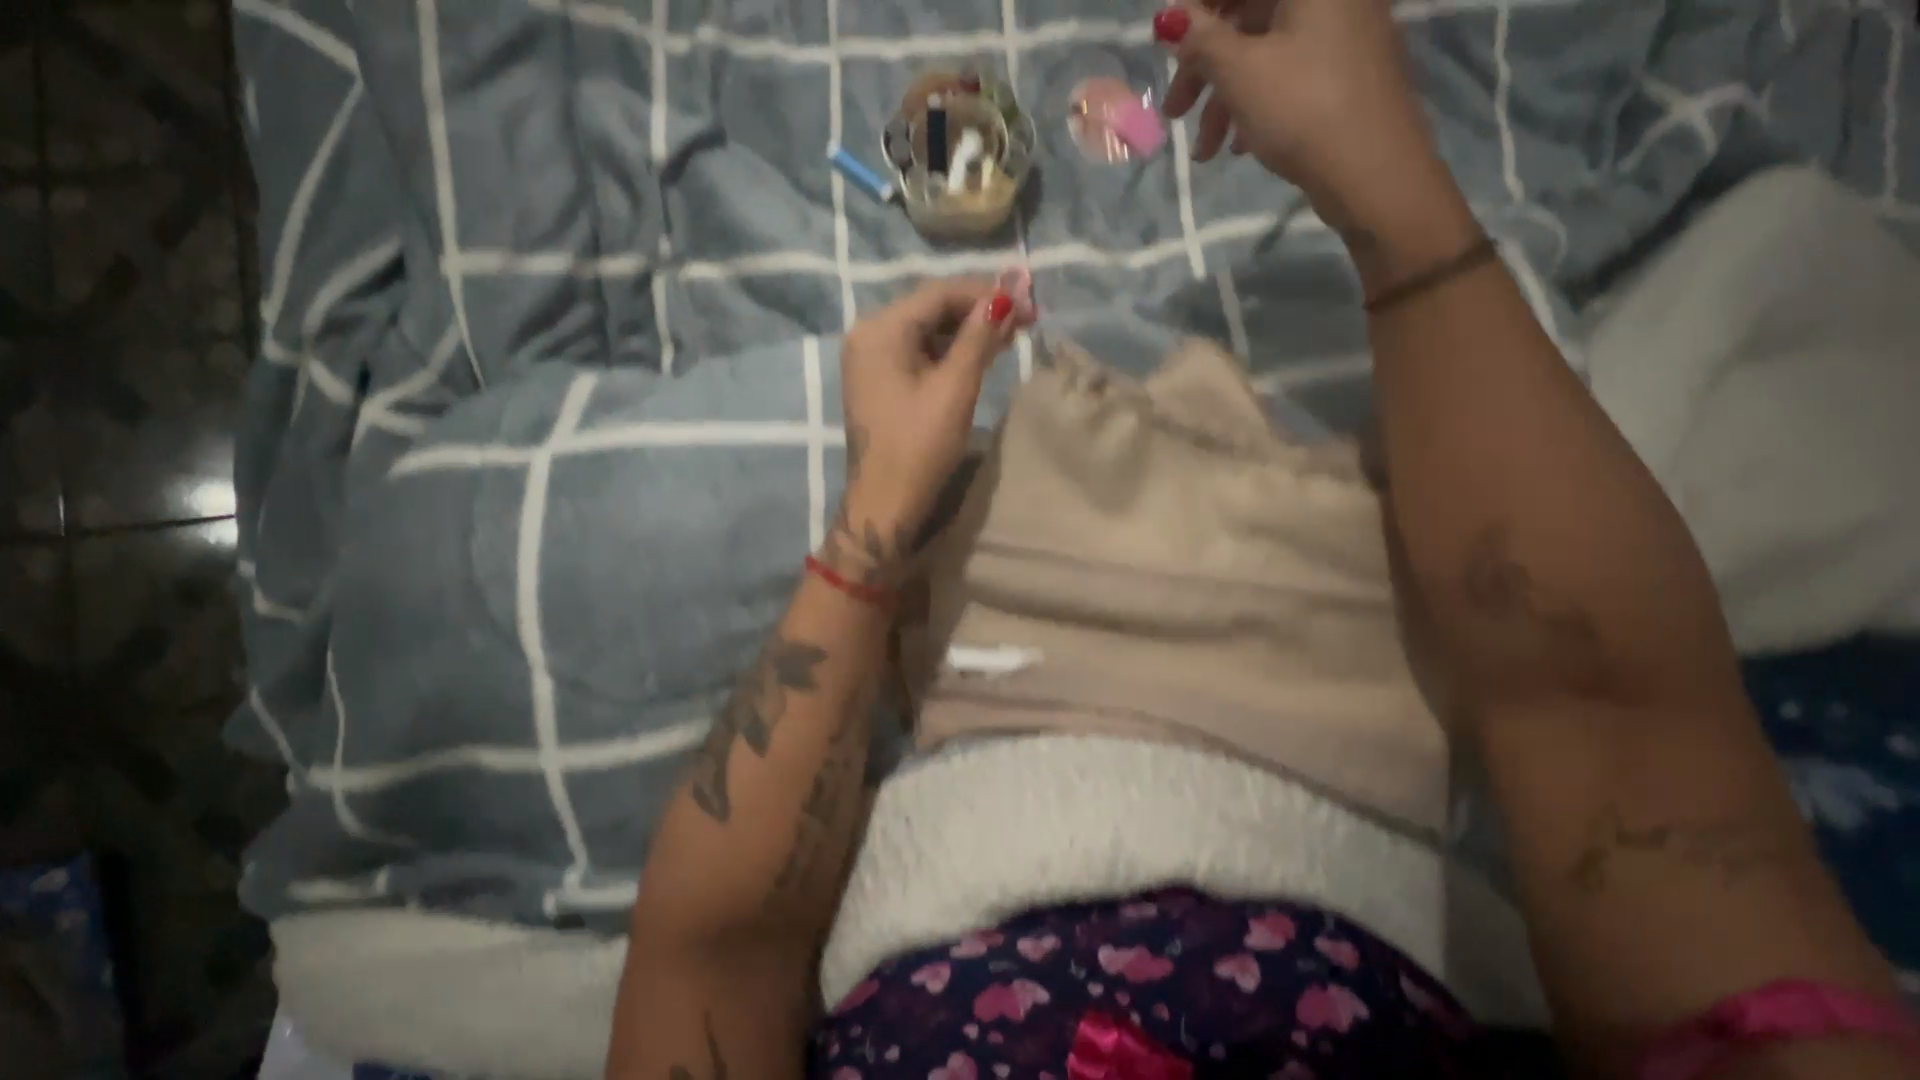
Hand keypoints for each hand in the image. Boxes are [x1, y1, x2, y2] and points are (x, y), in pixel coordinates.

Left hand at [828, 278, 1025, 582]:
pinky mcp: (878, 379)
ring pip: (927, 329)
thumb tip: (1004, 298)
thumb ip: (978, 338)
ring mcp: (870, 357)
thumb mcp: (955, 388)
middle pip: (932, 307)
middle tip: (1026, 317)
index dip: (986, 292)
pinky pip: (917, 351)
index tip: (1028, 300)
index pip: (939, 293)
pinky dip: (950, 350)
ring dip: (968, 330)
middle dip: (979, 310)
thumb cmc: (919, 446)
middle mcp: (868, 333)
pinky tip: (982, 353)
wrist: (884, 503)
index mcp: (880, 329)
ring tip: (1013, 334)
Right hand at [1156, 0, 1458, 244]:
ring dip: (1226, 98)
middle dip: (1205, 66)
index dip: (1196, 11)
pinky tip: (1240, 146)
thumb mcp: (1238, 72)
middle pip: (1250, 16)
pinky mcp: (1350, 72)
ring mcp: (1345, 33)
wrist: (1375, 170)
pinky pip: (1292, 73)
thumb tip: (1170, 15)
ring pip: (1268, 51)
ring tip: (1206, 150)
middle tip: (1175, 112)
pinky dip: (1259, 103)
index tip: (1168, 48)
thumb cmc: (1301, 108)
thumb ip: (1200, 38)